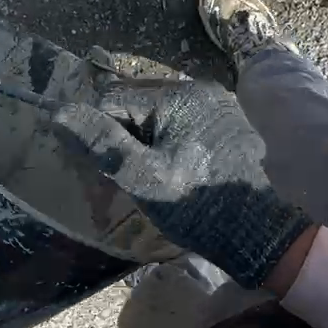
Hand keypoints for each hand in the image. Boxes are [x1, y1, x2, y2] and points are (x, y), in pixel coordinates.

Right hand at [52, 80, 310, 287]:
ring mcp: (219, 107)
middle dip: (124, 140)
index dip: (99, 136)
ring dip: (146, 145)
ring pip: (159, 118)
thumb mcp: (144, 178)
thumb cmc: (201, 207)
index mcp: (178, 96)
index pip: (112, 100)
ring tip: (154, 183)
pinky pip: (183, 127)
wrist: (268, 236)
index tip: (104, 172)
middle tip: (128, 181)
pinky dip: (170, 148)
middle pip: (136, 106)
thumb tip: (59, 112)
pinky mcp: (230, 127)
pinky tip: (178, 178)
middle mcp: (200, 90)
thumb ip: (102, 143)